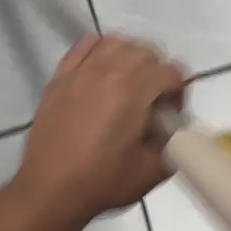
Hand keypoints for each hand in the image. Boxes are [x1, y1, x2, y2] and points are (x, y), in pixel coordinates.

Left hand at [13, 34, 185, 227]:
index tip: (170, 115)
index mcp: (133, 90)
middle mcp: (107, 69)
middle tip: (152, 101)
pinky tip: (100, 72)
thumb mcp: (153, 171)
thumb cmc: (103, 181)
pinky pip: (85, 46)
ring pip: (115, 41)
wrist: (52, 188)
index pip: (171, 70)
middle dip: (157, 72)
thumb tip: (175, 132)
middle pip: (145, 50)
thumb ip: (174, 145)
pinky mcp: (60, 76)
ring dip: (129, 57)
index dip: (178, 92)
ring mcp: (80, 70)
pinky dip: (99, 51)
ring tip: (127, 84)